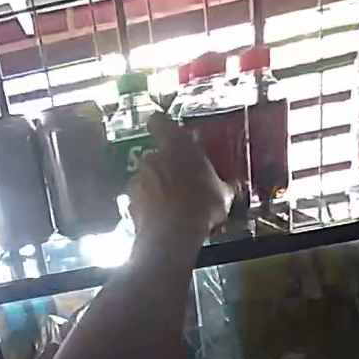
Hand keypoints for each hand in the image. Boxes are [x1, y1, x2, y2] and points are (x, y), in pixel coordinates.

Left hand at [128, 113, 227, 244]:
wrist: (171, 236)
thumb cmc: (202, 206)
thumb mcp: (222, 192)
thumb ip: (220, 182)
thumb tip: (230, 184)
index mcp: (175, 147)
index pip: (160, 122)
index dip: (161, 125)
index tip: (167, 133)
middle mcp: (151, 159)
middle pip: (155, 156)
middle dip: (165, 167)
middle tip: (180, 182)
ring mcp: (136, 181)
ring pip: (145, 179)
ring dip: (154, 188)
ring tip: (170, 206)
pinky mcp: (128, 204)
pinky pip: (140, 201)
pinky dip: (147, 207)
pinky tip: (160, 219)